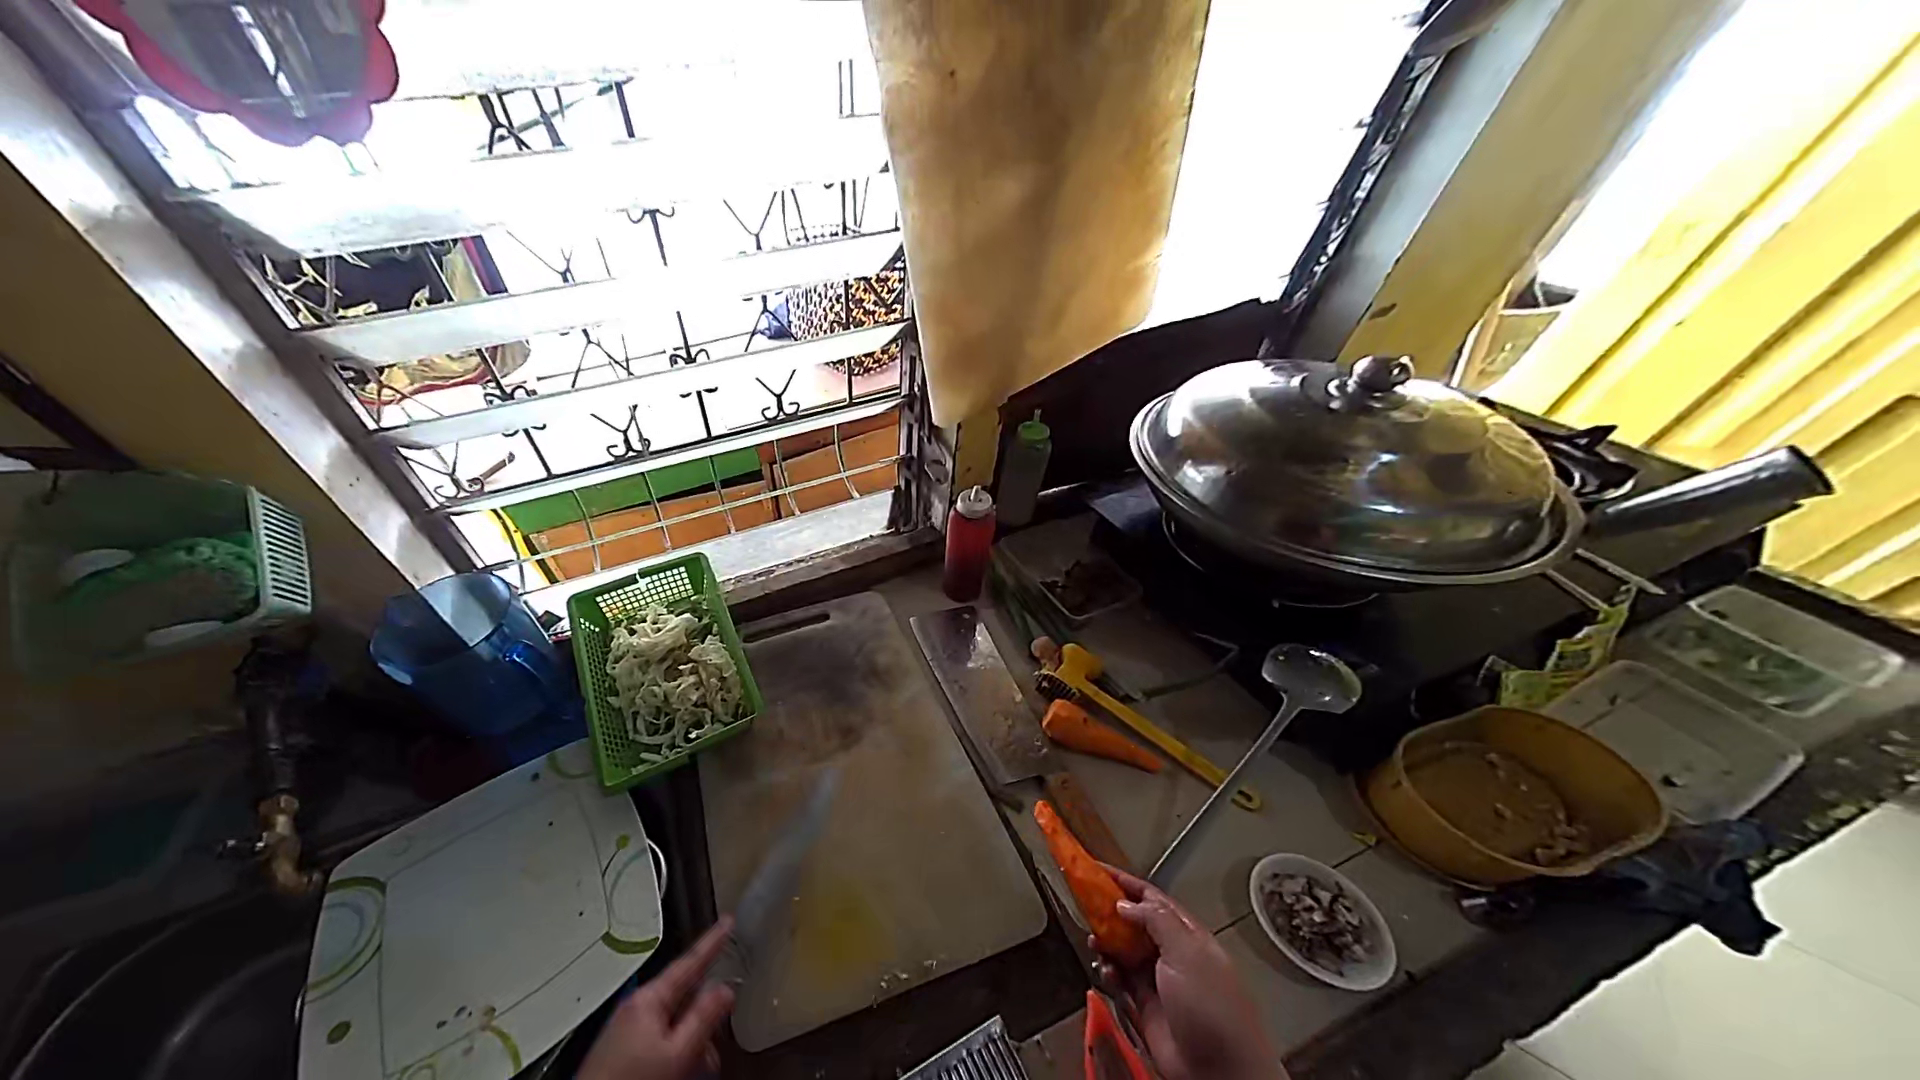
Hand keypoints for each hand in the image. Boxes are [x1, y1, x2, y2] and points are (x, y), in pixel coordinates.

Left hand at [579, 916, 736, 1079]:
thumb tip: (725, 989)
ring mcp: (626, 1031)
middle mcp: (636, 1009)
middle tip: (717, 1035)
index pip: (689, 962)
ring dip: (691, 1040)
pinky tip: (679, 1071)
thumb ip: (704, 1017)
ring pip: (673, 1022)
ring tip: (695, 1067)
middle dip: (704, 1014)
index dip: (713, 941)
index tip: (727, 921)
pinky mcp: (620, 1053)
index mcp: (649, 1000)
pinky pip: (659, 1039)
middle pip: (683, 996)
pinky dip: (675, 1051)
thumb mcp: (677, 1054)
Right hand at [1095, 867, 1284, 1079]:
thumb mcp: (1187, 952)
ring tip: (1094, 941)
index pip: (1152, 898)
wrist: (1220, 1072)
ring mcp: (1159, 980)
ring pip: (1124, 949)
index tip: (1098, 870)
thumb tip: (1125, 903)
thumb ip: (1156, 920)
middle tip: (1086, 904)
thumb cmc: (1212, 1007)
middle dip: (1110, 912)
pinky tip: (1105, 970)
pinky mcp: (1146, 1005)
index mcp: (1187, 934)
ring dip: (1106, 942)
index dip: (1125, 883)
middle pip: (1134, 922)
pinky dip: (1109, 971)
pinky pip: (1121, 979)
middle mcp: (1172, 953)